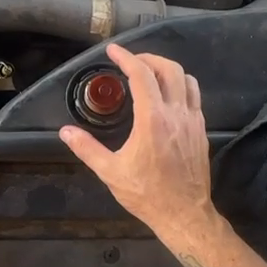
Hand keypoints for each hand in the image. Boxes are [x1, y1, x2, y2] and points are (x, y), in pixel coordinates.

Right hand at [60, 44, 220, 244]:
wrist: (184, 214)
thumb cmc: (146, 194)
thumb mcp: (110, 172)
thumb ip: (86, 148)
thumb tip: (65, 132)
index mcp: (152, 119)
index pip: (141, 75)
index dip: (126, 58)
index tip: (113, 51)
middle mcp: (176, 114)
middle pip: (169, 69)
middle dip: (149, 58)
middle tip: (131, 61)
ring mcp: (193, 121)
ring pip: (187, 80)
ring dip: (168, 70)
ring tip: (151, 74)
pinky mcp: (201, 132)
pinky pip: (194, 98)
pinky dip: (180, 87)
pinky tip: (167, 98)